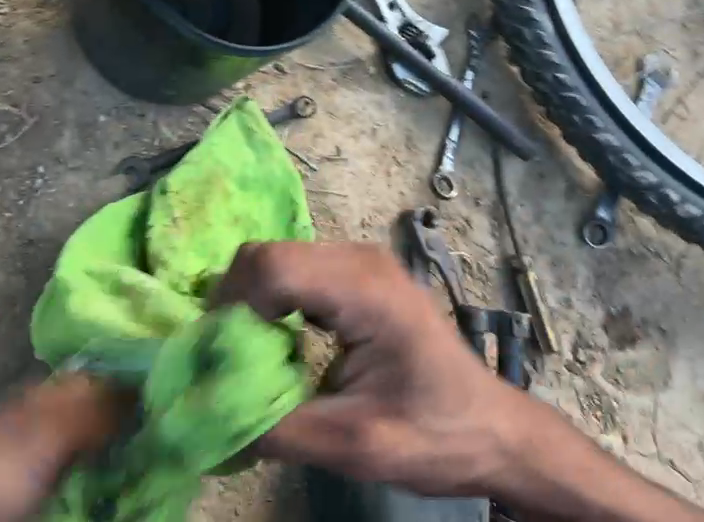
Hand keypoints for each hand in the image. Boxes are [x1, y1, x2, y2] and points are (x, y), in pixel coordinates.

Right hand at [215, 241, 530, 496]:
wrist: (497, 432)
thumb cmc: (438, 437)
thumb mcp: (355, 446)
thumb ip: (276, 427)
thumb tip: (205, 415)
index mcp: (364, 289)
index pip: (272, 267)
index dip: (234, 307)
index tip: (226, 359)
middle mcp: (357, 259)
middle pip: (264, 256)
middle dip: (234, 305)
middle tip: (228, 360)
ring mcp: (357, 261)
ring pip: (272, 259)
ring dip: (249, 303)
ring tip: (249, 356)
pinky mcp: (354, 272)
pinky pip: (291, 270)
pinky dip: (269, 301)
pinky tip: (278, 343)